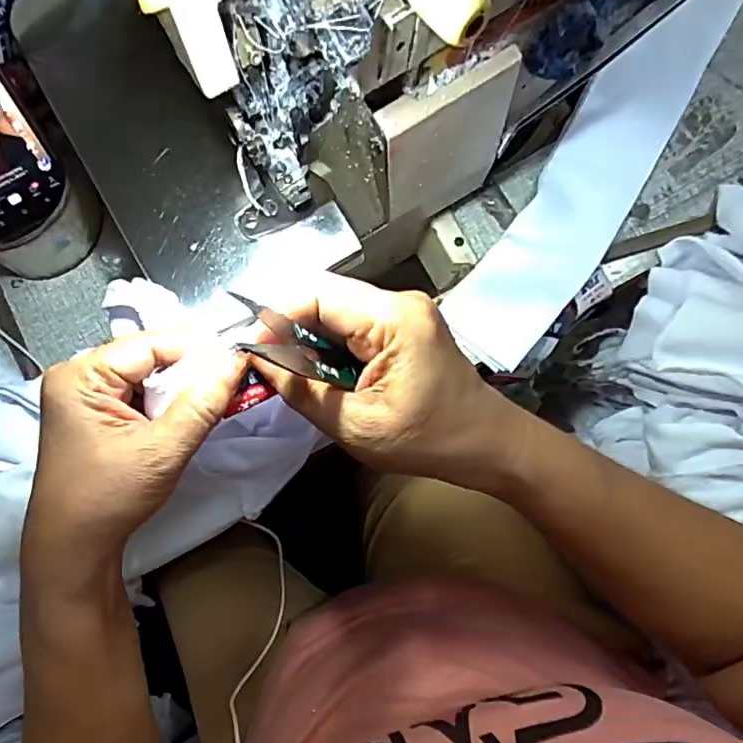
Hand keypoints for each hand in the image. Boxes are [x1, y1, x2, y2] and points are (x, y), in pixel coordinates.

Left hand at [25, 335, 247, 566]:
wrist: (75, 546)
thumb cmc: (107, 500)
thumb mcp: (163, 450)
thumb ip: (201, 404)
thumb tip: (233, 362)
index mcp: (80, 377)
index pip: (149, 345)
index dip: (195, 349)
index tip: (236, 356)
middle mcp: (76, 378)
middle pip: (147, 357)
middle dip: (189, 371)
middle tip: (230, 380)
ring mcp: (84, 397)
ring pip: (146, 377)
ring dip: (179, 390)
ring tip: (211, 401)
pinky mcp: (95, 416)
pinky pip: (138, 396)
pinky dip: (165, 404)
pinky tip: (185, 417)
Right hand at [247, 273, 533, 491]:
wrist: (488, 445)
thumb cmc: (434, 440)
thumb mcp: (356, 425)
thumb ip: (303, 390)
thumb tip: (262, 364)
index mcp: (393, 319)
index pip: (314, 296)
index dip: (275, 321)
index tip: (255, 352)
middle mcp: (399, 304)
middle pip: (324, 302)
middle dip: (291, 336)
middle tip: (272, 372)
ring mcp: (404, 314)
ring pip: (336, 316)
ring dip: (311, 346)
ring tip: (302, 382)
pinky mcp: (404, 329)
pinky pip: (354, 330)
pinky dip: (333, 353)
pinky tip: (329, 381)